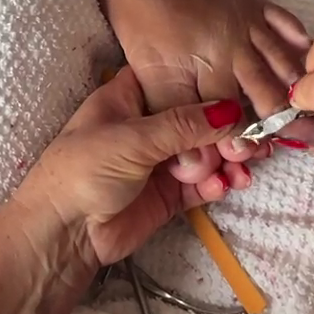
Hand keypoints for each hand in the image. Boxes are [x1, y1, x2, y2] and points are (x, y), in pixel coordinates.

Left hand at [11, 67, 248, 267]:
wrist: (63, 233)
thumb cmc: (85, 169)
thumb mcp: (133, 139)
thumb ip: (184, 125)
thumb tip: (232, 109)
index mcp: (127, 98)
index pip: (174, 80)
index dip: (206, 85)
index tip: (241, 95)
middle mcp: (146, 125)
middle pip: (196, 119)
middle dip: (225, 130)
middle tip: (250, 142)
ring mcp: (157, 160)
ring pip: (204, 152)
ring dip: (226, 160)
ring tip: (242, 170)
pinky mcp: (166, 195)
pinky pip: (200, 184)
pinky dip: (216, 184)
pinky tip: (225, 187)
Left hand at [98, 0, 308, 185]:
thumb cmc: (138, 17)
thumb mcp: (146, 70)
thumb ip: (172, 114)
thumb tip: (191, 164)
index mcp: (213, 66)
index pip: (235, 118)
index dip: (239, 143)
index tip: (241, 160)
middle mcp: (241, 46)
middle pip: (269, 93)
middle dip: (276, 122)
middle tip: (280, 142)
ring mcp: (250, 21)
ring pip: (285, 62)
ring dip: (296, 88)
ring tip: (305, 111)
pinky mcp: (251, 1)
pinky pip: (286, 22)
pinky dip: (300, 42)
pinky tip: (307, 56)